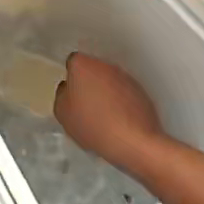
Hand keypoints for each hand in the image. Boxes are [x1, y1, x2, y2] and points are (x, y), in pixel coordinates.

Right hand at [53, 53, 166, 172]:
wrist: (133, 140)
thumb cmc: (92, 125)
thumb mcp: (63, 114)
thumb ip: (61, 96)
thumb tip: (67, 89)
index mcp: (82, 65)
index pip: (72, 63)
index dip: (71, 78)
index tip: (72, 93)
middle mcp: (105, 65)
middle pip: (93, 70)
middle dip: (89, 83)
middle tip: (85, 105)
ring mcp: (125, 77)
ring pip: (109, 80)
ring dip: (106, 92)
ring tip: (103, 117)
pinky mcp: (141, 90)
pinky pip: (125, 93)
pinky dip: (121, 102)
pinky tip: (118, 122)